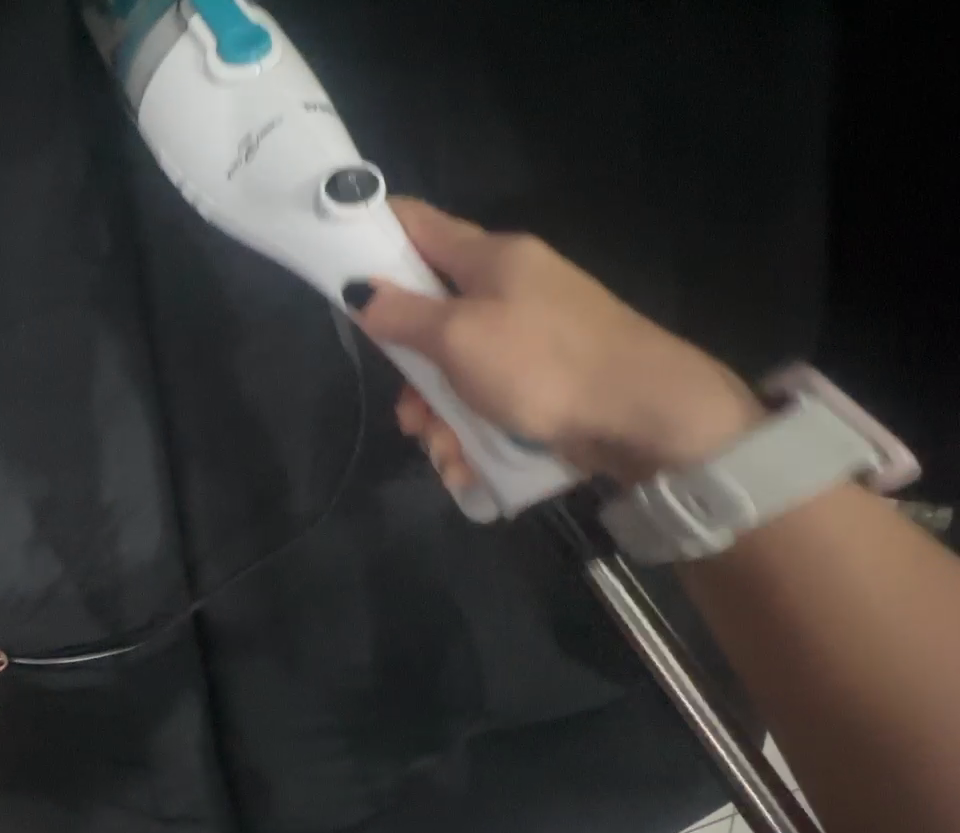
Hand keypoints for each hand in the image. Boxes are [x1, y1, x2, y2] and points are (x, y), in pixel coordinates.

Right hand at [351, 197, 765, 486]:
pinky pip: (480, 397)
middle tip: (404, 405)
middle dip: (406, 369)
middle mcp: (505, 289)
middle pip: (426, 315)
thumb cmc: (543, 364)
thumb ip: (401, 314)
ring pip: (449, 368)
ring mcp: (523, 335)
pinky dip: (466, 430)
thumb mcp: (458, 337)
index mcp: (490, 259)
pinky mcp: (537, 377)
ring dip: (435, 414)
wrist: (647, 418)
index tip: (332, 255)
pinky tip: (465, 460)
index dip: (371, 232)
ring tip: (443, 448)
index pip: (417, 225)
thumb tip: (357, 291)